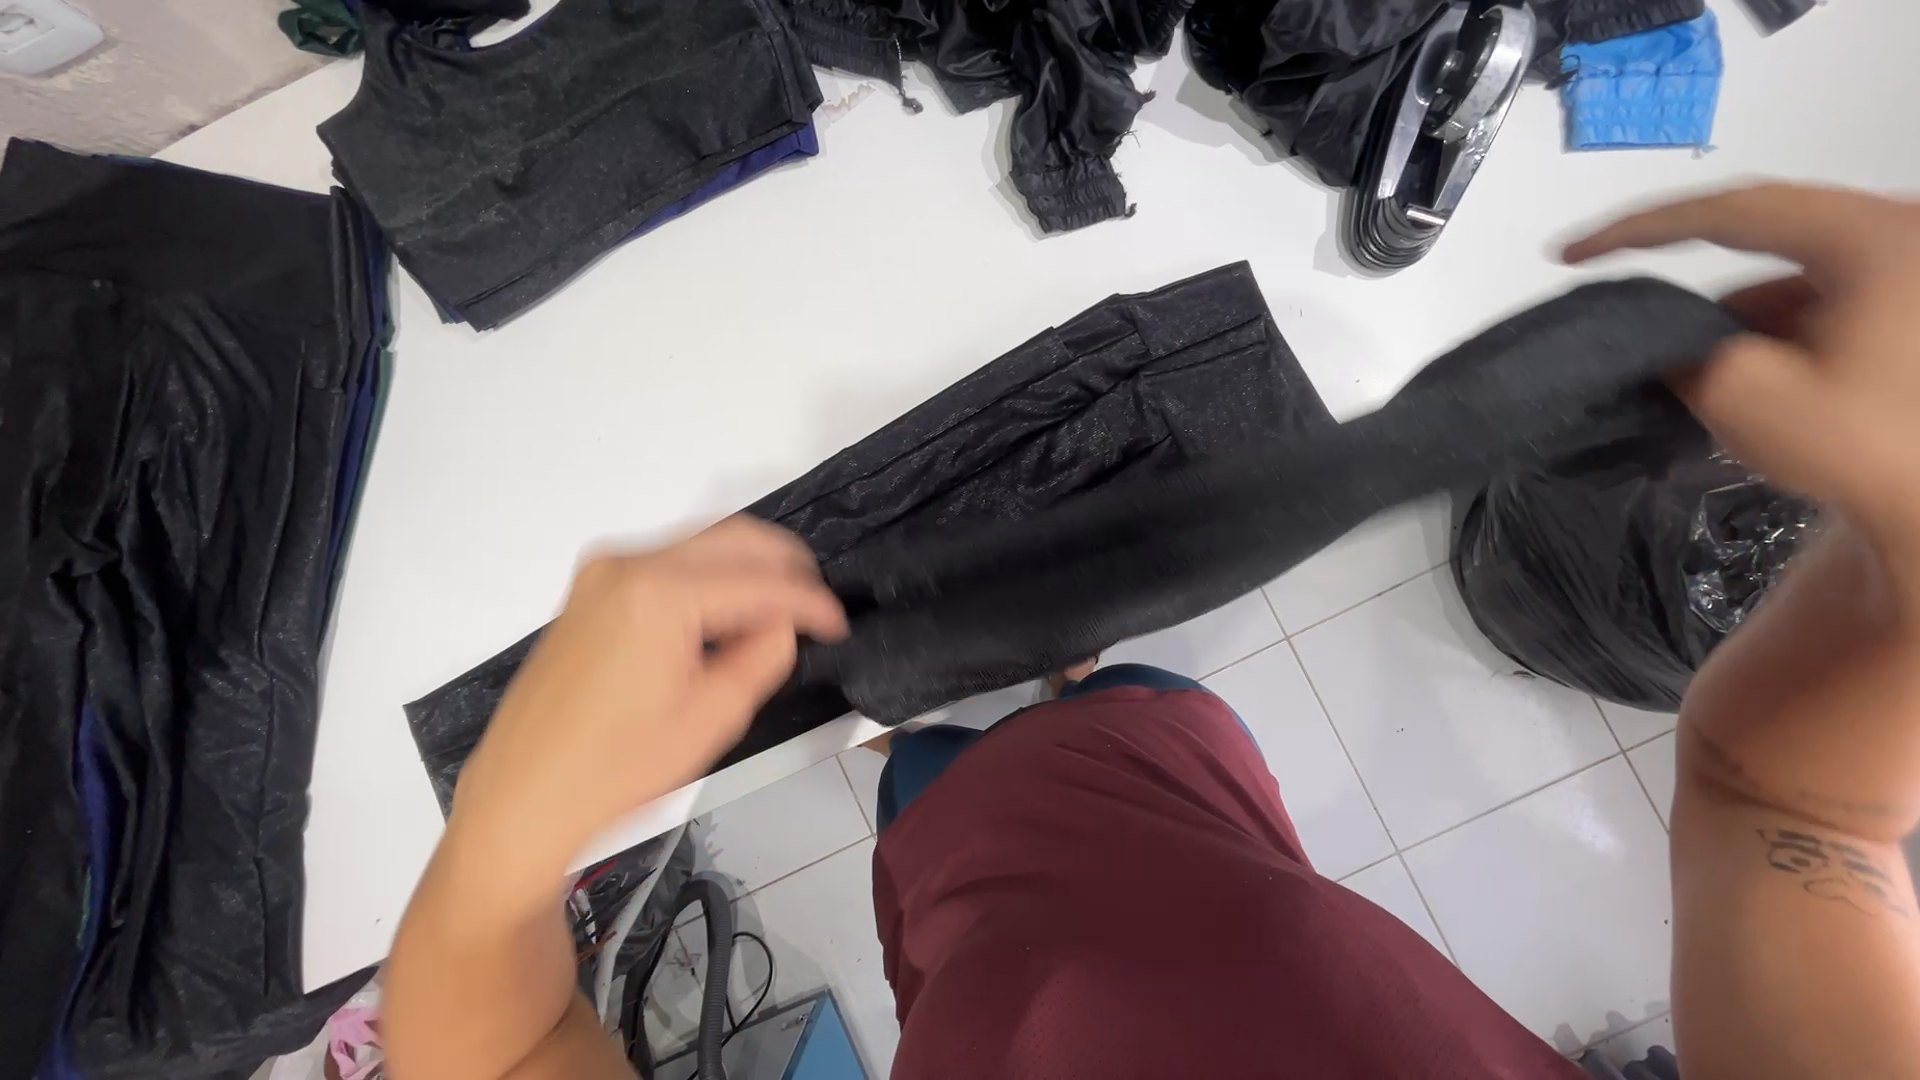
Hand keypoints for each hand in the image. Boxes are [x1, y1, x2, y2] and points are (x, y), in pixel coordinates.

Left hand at [446, 518, 847, 877]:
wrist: (519, 802)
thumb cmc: (615, 773)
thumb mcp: (712, 719)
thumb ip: (764, 656)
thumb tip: (784, 625)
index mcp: (659, 592)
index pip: (760, 580)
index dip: (810, 601)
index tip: (839, 623)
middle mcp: (627, 563)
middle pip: (732, 536)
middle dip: (784, 567)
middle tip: (816, 607)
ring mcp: (602, 572)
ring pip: (702, 544)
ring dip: (748, 569)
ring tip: (778, 615)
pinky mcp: (591, 590)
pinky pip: (670, 562)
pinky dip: (710, 578)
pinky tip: (727, 617)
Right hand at [1565, 184, 1919, 599]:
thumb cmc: (1864, 442)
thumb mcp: (1739, 393)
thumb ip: (1681, 353)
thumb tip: (1669, 344)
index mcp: (1869, 240)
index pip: (1726, 213)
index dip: (1634, 230)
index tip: (1568, 254)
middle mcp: (1906, 236)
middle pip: (1765, 233)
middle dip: (1690, 271)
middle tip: (1629, 303)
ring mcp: (1916, 272)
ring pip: (1796, 275)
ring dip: (1740, 313)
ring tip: (1701, 370)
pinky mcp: (1919, 309)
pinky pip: (1828, 298)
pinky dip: (1778, 329)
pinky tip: (1759, 377)